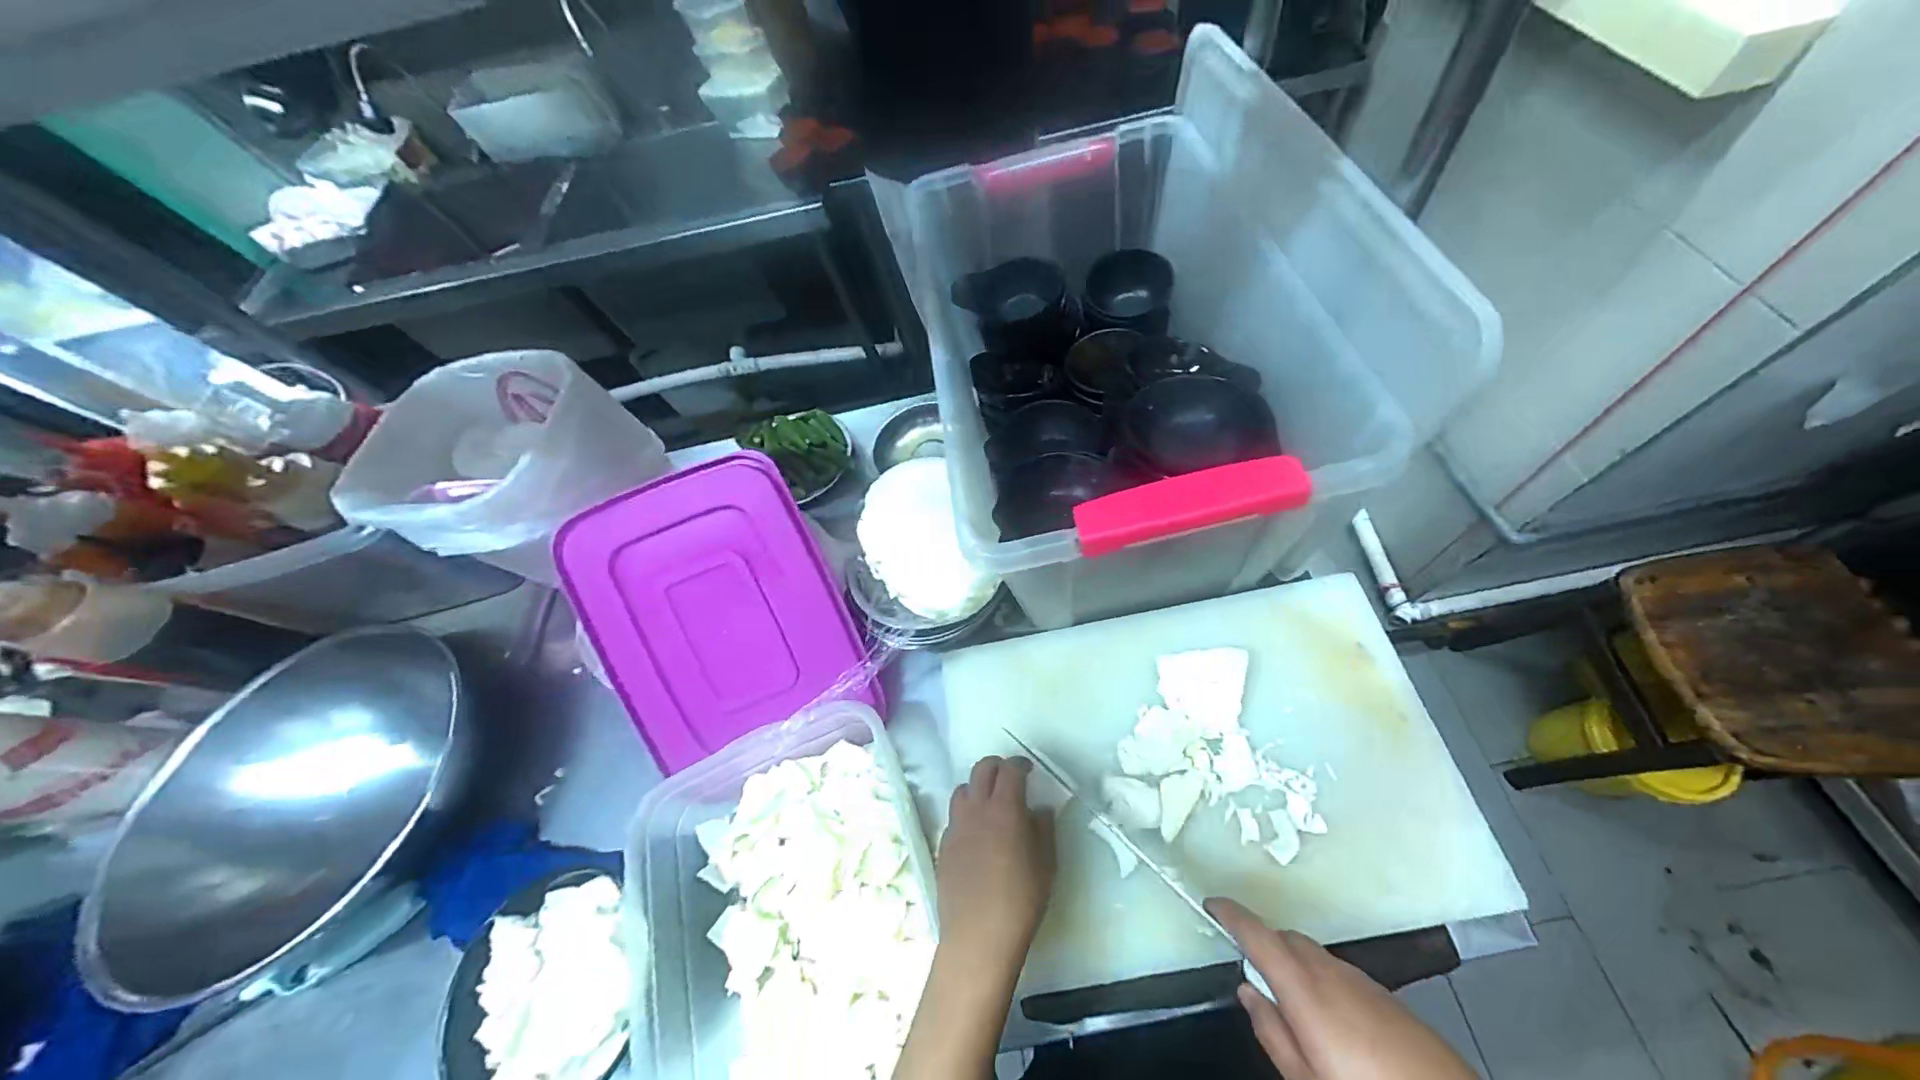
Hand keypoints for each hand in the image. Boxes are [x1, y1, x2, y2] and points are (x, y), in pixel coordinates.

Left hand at [935, 756, 1056, 976]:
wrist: (978, 935)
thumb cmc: (1021, 900)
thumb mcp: (1046, 865)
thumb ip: (1044, 829)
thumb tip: (1039, 809)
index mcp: (1004, 809)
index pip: (1010, 770)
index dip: (1020, 764)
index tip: (1029, 769)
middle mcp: (976, 810)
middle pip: (981, 770)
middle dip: (997, 767)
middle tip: (1010, 778)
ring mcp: (955, 827)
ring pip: (962, 790)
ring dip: (977, 788)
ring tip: (990, 804)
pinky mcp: (943, 846)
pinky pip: (954, 817)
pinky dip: (966, 814)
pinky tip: (977, 835)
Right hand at [1206, 897, 1477, 1079]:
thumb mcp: (1304, 1076)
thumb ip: (1271, 1031)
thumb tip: (1250, 995)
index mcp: (1303, 987)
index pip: (1257, 934)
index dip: (1230, 913)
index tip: (1213, 904)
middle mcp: (1330, 971)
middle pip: (1285, 938)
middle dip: (1262, 943)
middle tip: (1250, 971)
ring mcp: (1361, 980)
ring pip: (1313, 954)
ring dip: (1293, 962)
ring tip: (1290, 1002)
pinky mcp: (1386, 995)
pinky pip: (1339, 971)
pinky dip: (1321, 978)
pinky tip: (1330, 1017)